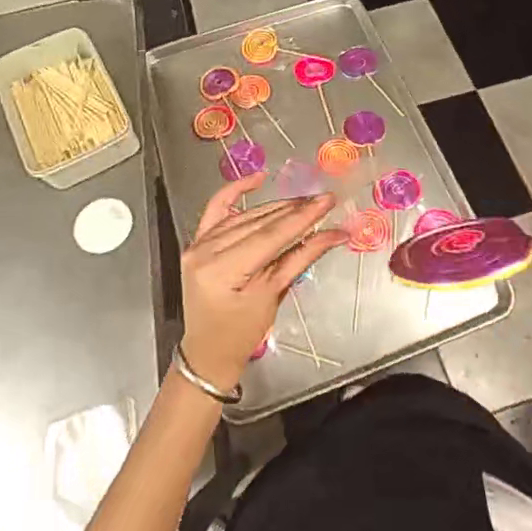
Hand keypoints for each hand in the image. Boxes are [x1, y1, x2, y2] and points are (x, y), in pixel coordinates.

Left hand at [179, 173, 345, 388]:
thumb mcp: (272, 296)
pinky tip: (256, 180)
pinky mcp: (197, 243)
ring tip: (304, 201)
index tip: (327, 202)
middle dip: (293, 211)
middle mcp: (205, 251)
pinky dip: (234, 192)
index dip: (301, 218)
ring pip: (243, 217)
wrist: (208, 350)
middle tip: (323, 200)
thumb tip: (334, 234)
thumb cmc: (241, 333)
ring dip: (275, 207)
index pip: (269, 236)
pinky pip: (216, 211)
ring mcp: (198, 245)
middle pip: (257, 223)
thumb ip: (300, 258)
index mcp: (222, 270)